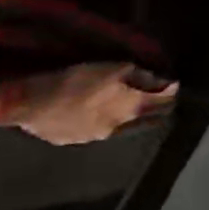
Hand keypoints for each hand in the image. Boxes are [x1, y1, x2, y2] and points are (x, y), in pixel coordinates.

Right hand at [13, 63, 175, 144]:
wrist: (34, 103)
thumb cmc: (79, 79)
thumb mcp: (116, 68)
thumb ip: (141, 76)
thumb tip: (160, 81)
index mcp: (133, 108)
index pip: (164, 103)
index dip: (172, 91)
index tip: (173, 83)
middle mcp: (121, 128)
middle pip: (151, 120)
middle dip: (161, 107)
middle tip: (163, 95)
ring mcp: (100, 138)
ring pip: (130, 128)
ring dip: (139, 117)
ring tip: (139, 104)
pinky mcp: (80, 141)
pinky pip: (107, 131)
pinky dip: (116, 122)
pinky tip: (108, 112)